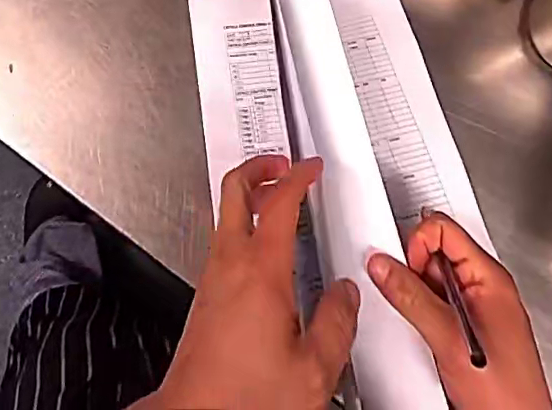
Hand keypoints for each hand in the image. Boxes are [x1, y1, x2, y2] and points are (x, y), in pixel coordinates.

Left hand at [138, 155, 358, 409]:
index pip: (280, 200)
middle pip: (236, 187)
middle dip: (261, 165)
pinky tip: (263, 248)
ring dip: (251, 195)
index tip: (311, 168)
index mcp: (260, 269)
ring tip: (275, 200)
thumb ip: (337, 324)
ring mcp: (213, 274)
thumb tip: (346, 295)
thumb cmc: (243, 399)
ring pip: (226, 211)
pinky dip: (244, 224)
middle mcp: (230, 262)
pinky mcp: (205, 291)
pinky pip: (223, 239)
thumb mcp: (312, 370)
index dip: (299, 175)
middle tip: (283, 164)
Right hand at [367, 212, 551, 409]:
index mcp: (489, 276)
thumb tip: (383, 265)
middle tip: (413, 299)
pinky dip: (424, 312)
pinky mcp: (468, 326)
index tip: (405, 269)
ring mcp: (478, 307)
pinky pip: (436, 302)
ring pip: (433, 278)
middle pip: (435, 251)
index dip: (417, 243)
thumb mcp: (448, 339)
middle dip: (415, 271)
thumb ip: (412, 297)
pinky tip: (429, 335)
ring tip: (426, 326)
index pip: (443, 229)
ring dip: (419, 295)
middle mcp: (485, 286)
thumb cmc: (506, 395)